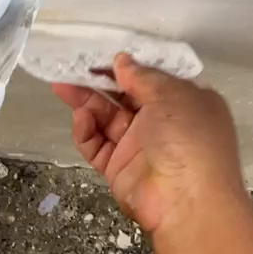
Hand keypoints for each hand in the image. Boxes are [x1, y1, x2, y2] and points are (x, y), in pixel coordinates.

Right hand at [53, 53, 248, 237]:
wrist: (186, 202)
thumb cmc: (190, 139)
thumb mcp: (173, 95)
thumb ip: (143, 76)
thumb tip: (122, 61)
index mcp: (184, 101)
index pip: (151, 78)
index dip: (127, 64)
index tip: (102, 51)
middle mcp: (162, 122)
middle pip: (123, 96)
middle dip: (98, 81)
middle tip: (71, 66)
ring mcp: (138, 146)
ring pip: (106, 118)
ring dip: (86, 102)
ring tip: (62, 86)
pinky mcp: (118, 168)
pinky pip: (97, 145)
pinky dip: (87, 131)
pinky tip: (81, 118)